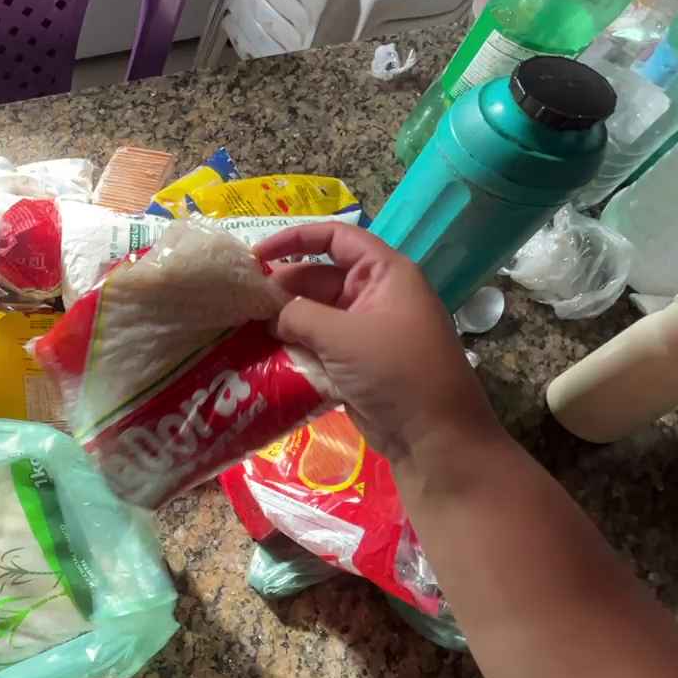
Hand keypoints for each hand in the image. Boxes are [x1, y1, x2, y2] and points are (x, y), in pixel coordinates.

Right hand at [253, 221, 499, 461]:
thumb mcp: (342, 336)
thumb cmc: (397, 373)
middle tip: (242, 302)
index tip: (256, 256)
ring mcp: (365, 330)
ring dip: (283, 319)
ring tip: (244, 326)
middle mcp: (375, 295)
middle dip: (281, 287)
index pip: (336, 237)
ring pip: (313, 313)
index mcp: (384, 274)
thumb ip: (298, 315)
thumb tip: (271, 315)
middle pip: (318, 277)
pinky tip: (263, 354)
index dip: (295, 238)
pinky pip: (317, 343)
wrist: (435, 440)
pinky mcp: (355, 362)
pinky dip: (293, 345)